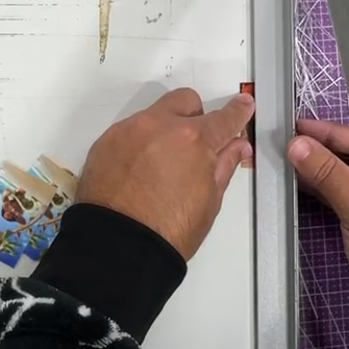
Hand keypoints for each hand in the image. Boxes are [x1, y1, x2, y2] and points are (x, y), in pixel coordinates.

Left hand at [77, 89, 255, 260]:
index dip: (238, 112)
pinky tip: (138, 172)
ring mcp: (130, 130)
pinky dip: (139, 144)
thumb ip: (224, 166)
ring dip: (165, 130)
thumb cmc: (170, 231)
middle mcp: (161, 125)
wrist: (117, 247)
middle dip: (196, 116)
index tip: (243, 106)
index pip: (225, 118)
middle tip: (195, 145)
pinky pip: (130, 131)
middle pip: (187, 101)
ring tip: (161, 165)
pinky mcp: (106, 141)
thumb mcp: (209, 202)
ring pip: (155, 114)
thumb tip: (237, 146)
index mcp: (194, 140)